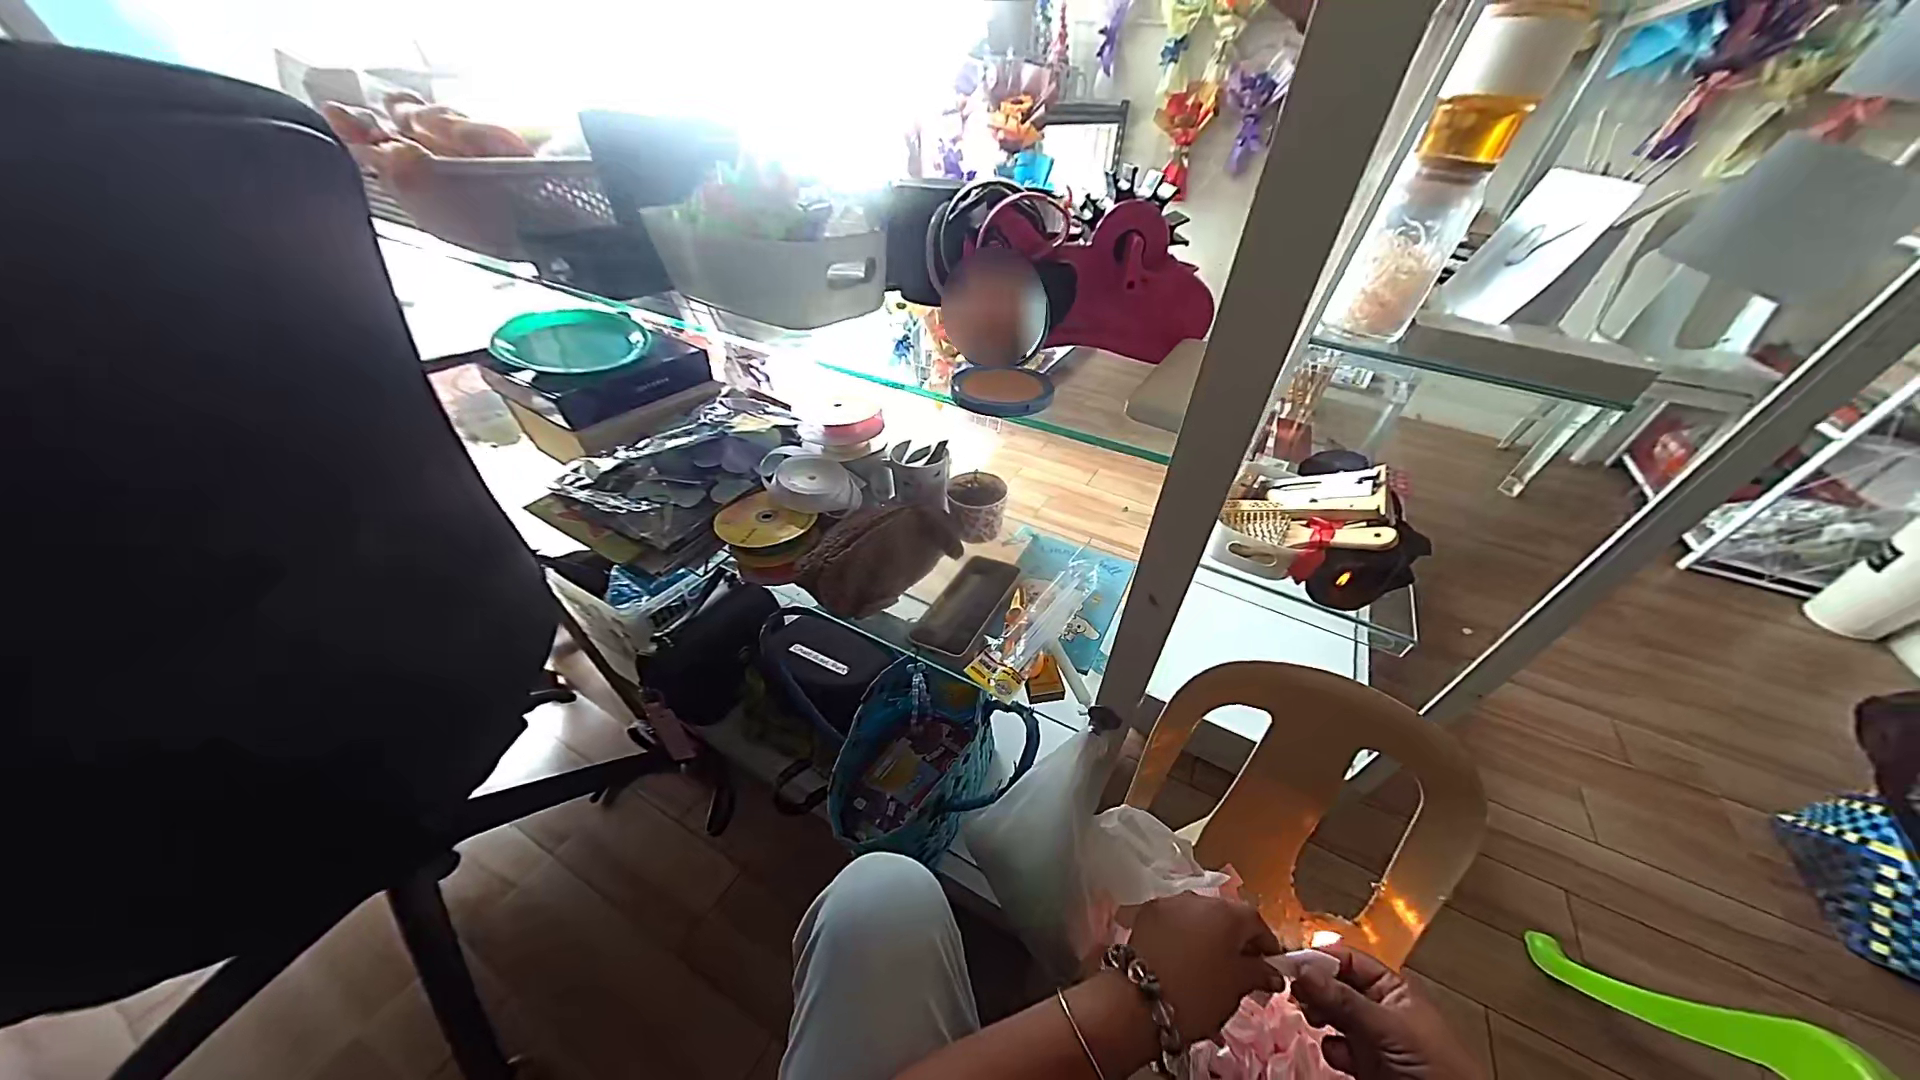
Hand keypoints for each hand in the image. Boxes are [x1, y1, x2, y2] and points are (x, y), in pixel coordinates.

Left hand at [1126, 892, 1285, 1039]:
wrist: (1141, 996)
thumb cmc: (1199, 993)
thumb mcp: (1237, 987)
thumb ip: (1260, 973)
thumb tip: (1273, 972)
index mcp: (1226, 913)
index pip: (1256, 921)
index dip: (1267, 944)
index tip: (1271, 967)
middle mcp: (1197, 898)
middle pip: (1226, 914)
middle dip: (1237, 938)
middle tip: (1242, 968)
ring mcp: (1169, 901)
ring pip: (1199, 914)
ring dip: (1209, 933)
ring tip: (1211, 963)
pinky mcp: (1147, 911)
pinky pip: (1175, 918)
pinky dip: (1184, 932)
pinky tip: (1183, 955)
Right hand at [1289, 943, 1484, 1079]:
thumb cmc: (1432, 1065)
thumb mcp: (1388, 1028)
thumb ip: (1343, 999)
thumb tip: (1300, 969)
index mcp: (1390, 988)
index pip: (1348, 959)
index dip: (1320, 958)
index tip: (1291, 964)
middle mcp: (1377, 1006)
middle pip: (1334, 984)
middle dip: (1314, 988)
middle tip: (1297, 994)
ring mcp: (1371, 1035)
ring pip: (1331, 1013)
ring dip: (1318, 1015)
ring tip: (1314, 1021)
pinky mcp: (1365, 1063)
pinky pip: (1337, 1045)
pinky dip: (1332, 1048)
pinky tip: (1339, 1057)